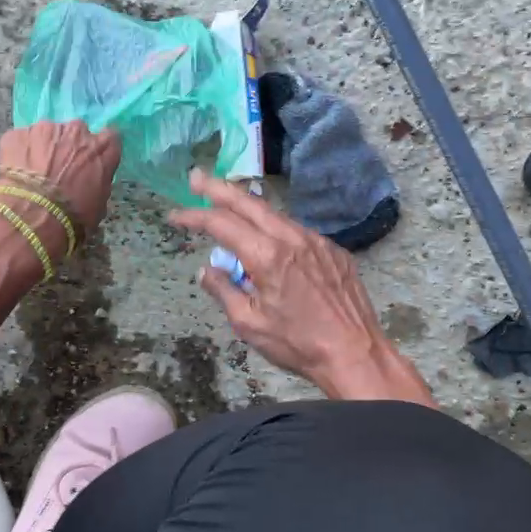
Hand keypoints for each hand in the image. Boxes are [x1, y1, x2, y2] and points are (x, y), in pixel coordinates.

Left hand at [0, 121, 121, 237]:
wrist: (32, 215)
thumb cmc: (72, 216)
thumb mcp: (98, 206)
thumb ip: (97, 184)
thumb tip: (90, 183)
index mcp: (102, 149)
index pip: (109, 138)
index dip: (97, 151)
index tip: (90, 163)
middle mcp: (76, 131)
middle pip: (75, 133)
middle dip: (68, 147)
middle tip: (59, 171)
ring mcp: (44, 129)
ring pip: (46, 135)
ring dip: (42, 149)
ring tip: (32, 174)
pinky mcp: (17, 134)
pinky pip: (20, 141)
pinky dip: (18, 153)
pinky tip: (14, 174)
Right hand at [170, 170, 429, 404]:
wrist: (355, 354)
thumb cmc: (298, 344)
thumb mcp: (249, 324)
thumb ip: (224, 291)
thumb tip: (207, 271)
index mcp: (266, 256)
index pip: (221, 224)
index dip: (194, 216)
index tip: (175, 216)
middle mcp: (292, 238)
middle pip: (248, 203)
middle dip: (218, 188)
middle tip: (195, 177)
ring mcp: (316, 241)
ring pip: (275, 215)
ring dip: (248, 209)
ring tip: (229, 210)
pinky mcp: (333, 251)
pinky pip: (297, 232)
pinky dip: (276, 230)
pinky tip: (270, 244)